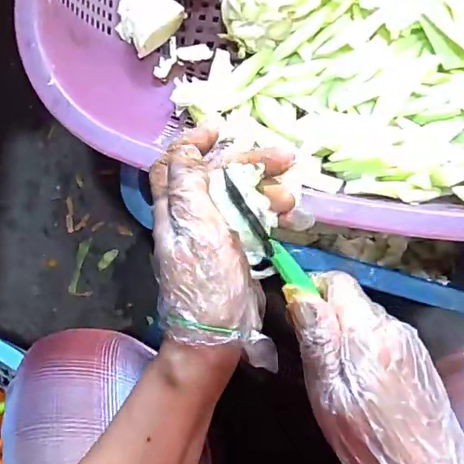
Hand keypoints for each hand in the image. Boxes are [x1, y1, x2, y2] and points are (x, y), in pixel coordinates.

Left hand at [148, 126, 296, 367]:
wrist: (217, 333)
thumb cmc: (204, 279)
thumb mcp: (194, 226)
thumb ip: (187, 185)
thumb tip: (186, 149)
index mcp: (174, 210)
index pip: (174, 164)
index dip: (192, 143)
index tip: (219, 130)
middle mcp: (192, 217)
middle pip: (217, 176)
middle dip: (248, 163)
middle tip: (285, 157)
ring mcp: (215, 234)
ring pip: (239, 196)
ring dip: (266, 189)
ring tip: (289, 199)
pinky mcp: (235, 249)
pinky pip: (252, 219)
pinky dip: (269, 212)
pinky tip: (287, 214)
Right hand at [286, 272, 463, 463]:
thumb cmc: (369, 442)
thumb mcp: (329, 394)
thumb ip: (316, 340)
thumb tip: (298, 294)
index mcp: (368, 333)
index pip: (337, 281)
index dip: (311, 289)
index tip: (295, 315)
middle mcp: (394, 327)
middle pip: (351, 298)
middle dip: (327, 315)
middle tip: (312, 354)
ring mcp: (410, 340)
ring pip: (364, 317)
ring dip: (345, 332)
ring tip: (336, 373)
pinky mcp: (418, 355)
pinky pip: (381, 334)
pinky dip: (363, 345)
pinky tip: (361, 379)